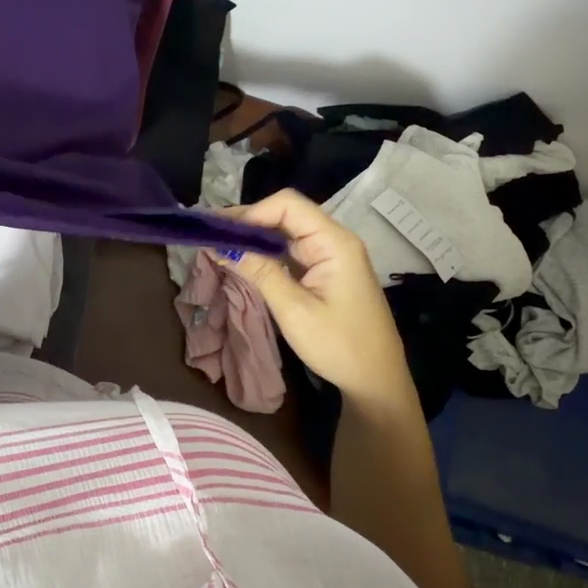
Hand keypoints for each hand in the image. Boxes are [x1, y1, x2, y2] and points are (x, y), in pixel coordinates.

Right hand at [219, 189, 413, 405]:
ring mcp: (331, 255)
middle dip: (248, 222)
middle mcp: (334, 240)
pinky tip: (244, 259)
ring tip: (220, 245)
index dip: (251, 212)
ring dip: (254, 237)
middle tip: (210, 236)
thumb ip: (259, 272)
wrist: (377, 381)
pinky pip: (292, 249)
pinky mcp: (326, 270)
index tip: (220, 231)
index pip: (287, 205)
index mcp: (334, 242)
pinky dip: (266, 252)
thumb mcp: (293, 310)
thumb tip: (220, 246)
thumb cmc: (339, 346)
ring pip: (286, 231)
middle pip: (286, 213)